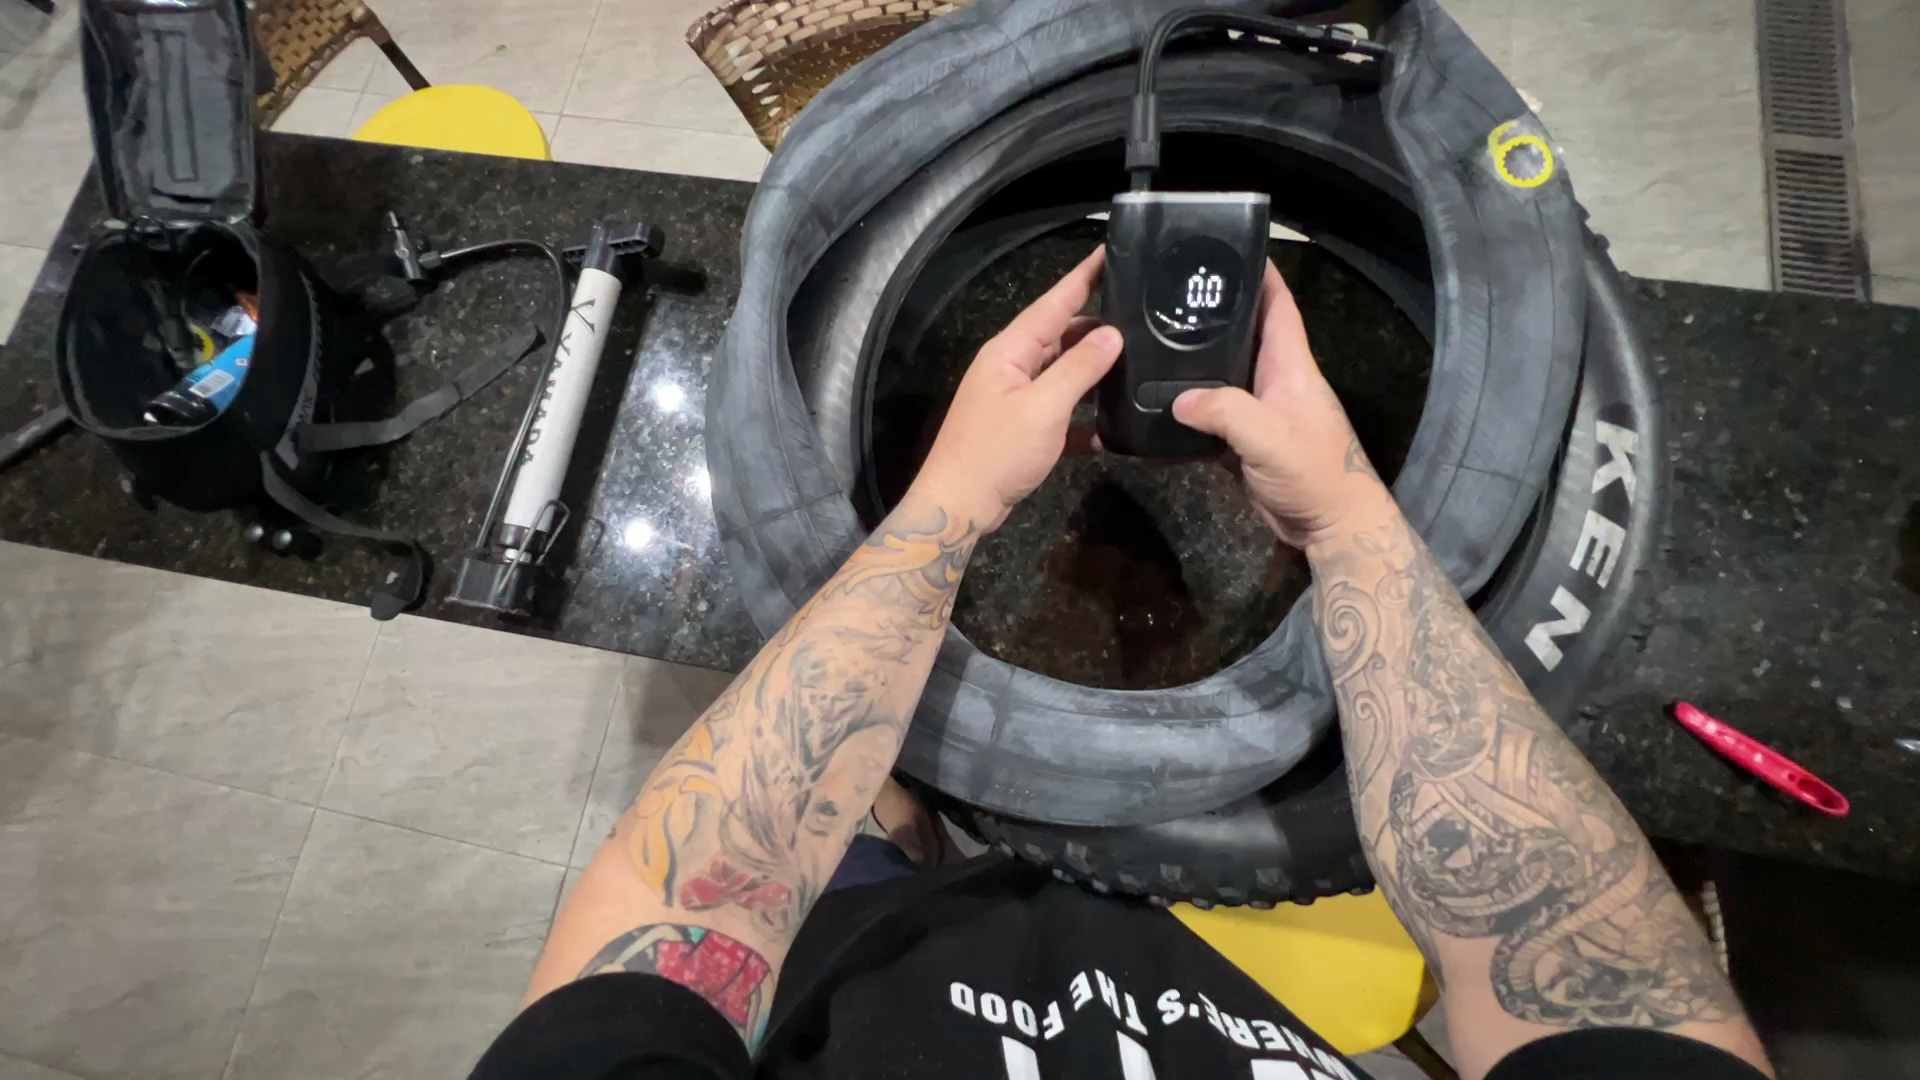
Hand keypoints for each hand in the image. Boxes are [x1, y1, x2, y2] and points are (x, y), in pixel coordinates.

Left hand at [910, 248, 1120, 532]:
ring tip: (1135, 363)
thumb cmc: (997, 451)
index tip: (1110, 249)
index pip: (1053, 303)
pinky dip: (1081, 419)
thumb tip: (1111, 335)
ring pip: (1061, 376)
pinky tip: (1109, 428)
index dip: (1083, 277)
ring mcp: (1014, 400)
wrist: (960, 505)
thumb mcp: (1044, 407)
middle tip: (1141, 316)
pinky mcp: (1020, 430)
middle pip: (1059, 337)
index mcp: (1010, 351)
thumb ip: (1079, 369)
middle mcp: (1010, 368)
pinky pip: (1058, 414)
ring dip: (1093, 373)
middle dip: (1096, 327)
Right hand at [1171, 262, 1395, 551]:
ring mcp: (1258, 411)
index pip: (1278, 307)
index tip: (1227, 253)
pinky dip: (1188, 411)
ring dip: (1195, 363)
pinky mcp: (1243, 440)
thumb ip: (1226, 413)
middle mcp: (1273, 381)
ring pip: (1222, 376)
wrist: (1325, 524)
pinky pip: (1211, 417)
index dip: (1260, 276)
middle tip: (1168, 301)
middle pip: (1243, 336)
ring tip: (1153, 347)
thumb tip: (1177, 399)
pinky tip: (1158, 406)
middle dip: (1214, 315)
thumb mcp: (1270, 437)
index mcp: (1290, 367)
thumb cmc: (1313, 472)